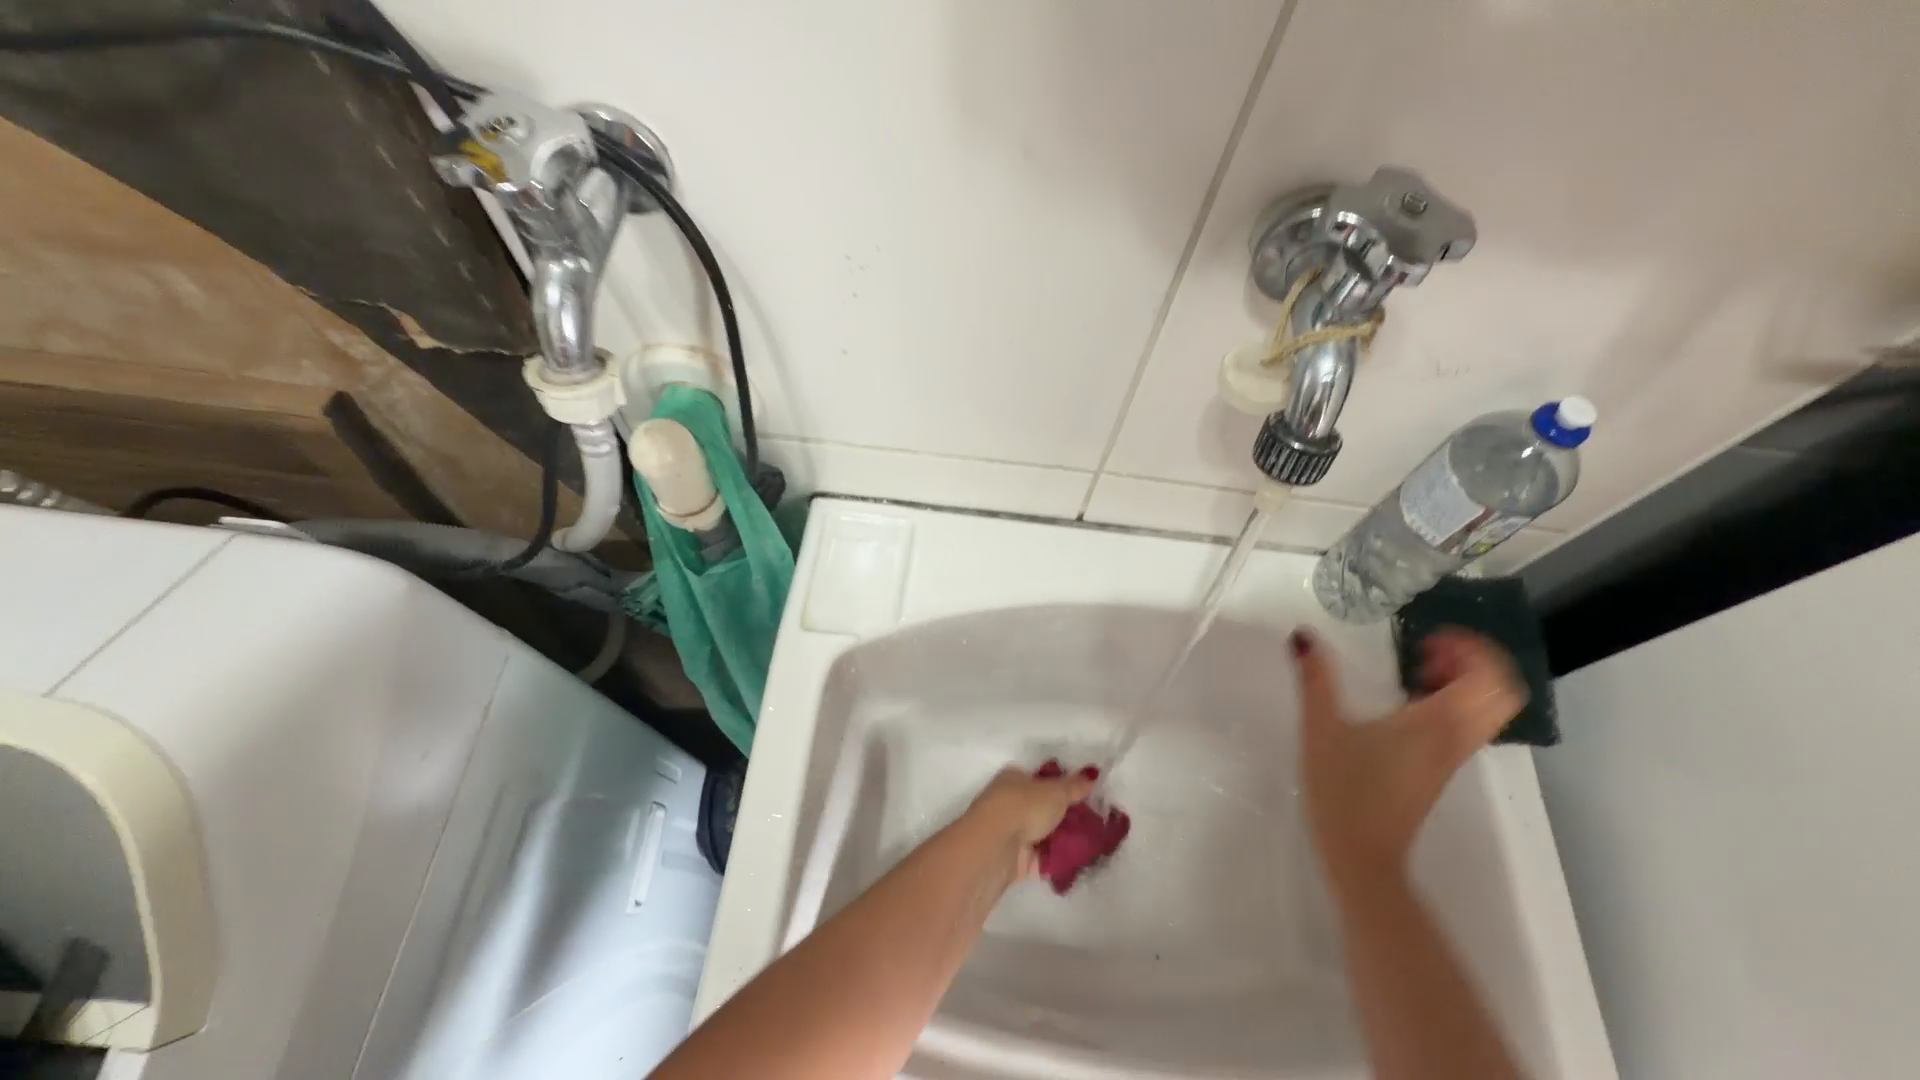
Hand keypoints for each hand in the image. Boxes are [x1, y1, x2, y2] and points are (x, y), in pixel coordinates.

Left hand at [965, 766, 1095, 879]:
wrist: (995, 847)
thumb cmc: (1023, 806)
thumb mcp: (1055, 791)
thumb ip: (1075, 785)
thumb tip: (1093, 773)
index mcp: (1014, 778)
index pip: (1041, 779)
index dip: (1063, 786)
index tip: (1087, 796)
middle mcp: (1011, 803)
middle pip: (1045, 809)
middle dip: (1068, 816)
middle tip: (1098, 821)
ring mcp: (1013, 833)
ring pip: (1046, 835)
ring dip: (1067, 839)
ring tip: (1098, 842)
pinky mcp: (1018, 861)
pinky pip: (1046, 859)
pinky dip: (1062, 860)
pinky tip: (1085, 860)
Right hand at [1290, 627, 1525, 893]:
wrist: (1361, 856)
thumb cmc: (1345, 791)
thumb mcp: (1322, 729)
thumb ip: (1315, 680)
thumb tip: (1303, 636)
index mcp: (1438, 722)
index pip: (1489, 675)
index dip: (1470, 646)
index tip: (1425, 637)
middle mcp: (1457, 736)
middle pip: (1501, 690)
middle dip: (1474, 660)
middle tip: (1428, 650)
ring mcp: (1452, 756)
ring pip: (1488, 709)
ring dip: (1464, 682)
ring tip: (1418, 671)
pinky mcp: (1440, 769)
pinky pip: (1468, 724)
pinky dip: (1453, 703)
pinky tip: (1408, 703)